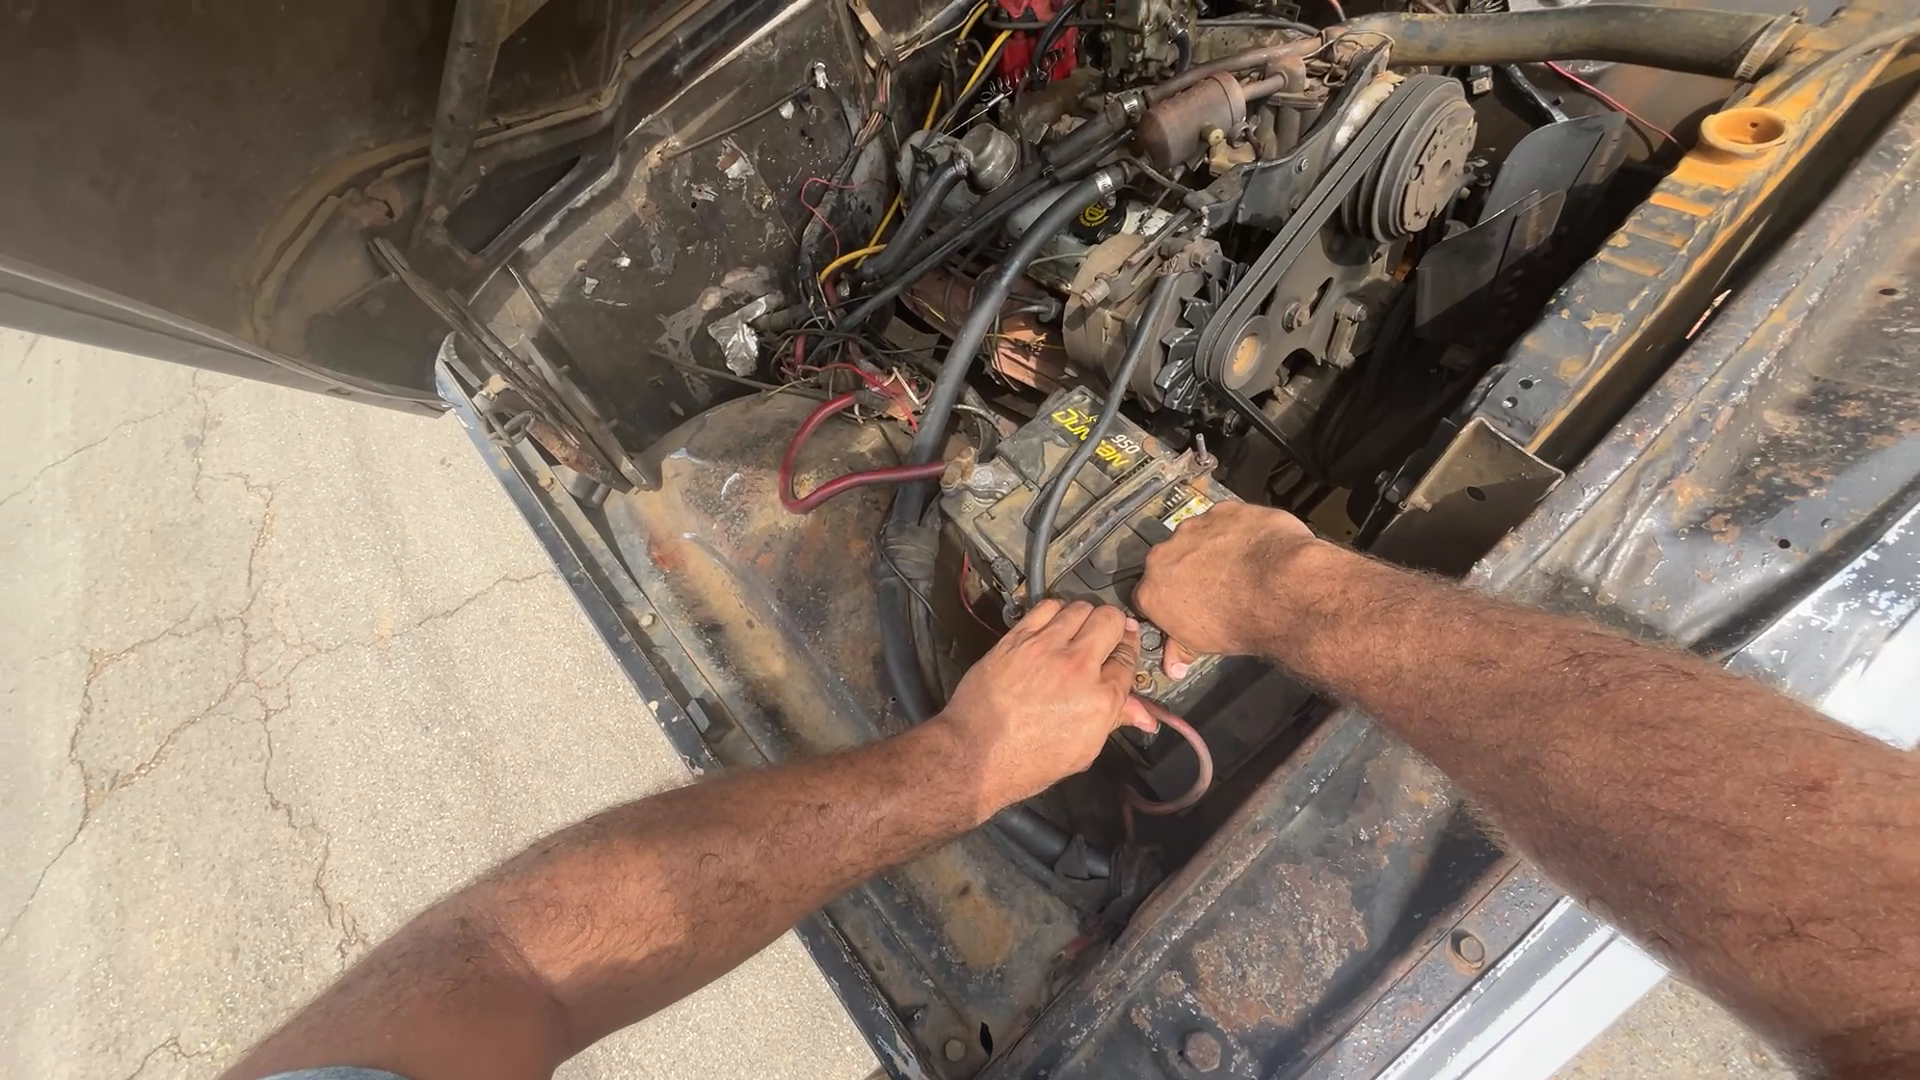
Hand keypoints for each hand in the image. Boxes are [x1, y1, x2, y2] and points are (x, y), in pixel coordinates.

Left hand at [933, 600, 1153, 814]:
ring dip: (1084, 616)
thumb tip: (1143, 715)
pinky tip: (1053, 623)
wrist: (976, 752)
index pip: (1128, 658)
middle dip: (1113, 625)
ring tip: (1079, 628)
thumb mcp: (1083, 750)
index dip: (1128, 650)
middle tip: (1106, 633)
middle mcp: (1078, 667)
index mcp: (1101, 699)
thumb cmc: (1028, 761)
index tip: (1123, 647)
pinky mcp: (1018, 639)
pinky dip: (1054, 611)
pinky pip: (1045, 607)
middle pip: (1110, 621)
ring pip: (1080, 608)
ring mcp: (1046, 649)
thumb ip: (1114, 720)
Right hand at [1134, 501, 1319, 675]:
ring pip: (1198, 536)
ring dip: (1212, 548)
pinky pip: (1227, 519)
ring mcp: (1195, 528)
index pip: (1146, 596)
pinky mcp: (1225, 510)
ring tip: (1240, 566)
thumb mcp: (1202, 646)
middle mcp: (1165, 554)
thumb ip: (1180, 650)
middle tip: (1214, 588)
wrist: (1278, 590)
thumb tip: (1173, 667)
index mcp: (1152, 589)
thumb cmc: (1237, 622)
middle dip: (1186, 571)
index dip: (1164, 602)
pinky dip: (1238, 530)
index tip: (1181, 608)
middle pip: (1169, 561)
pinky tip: (1256, 547)